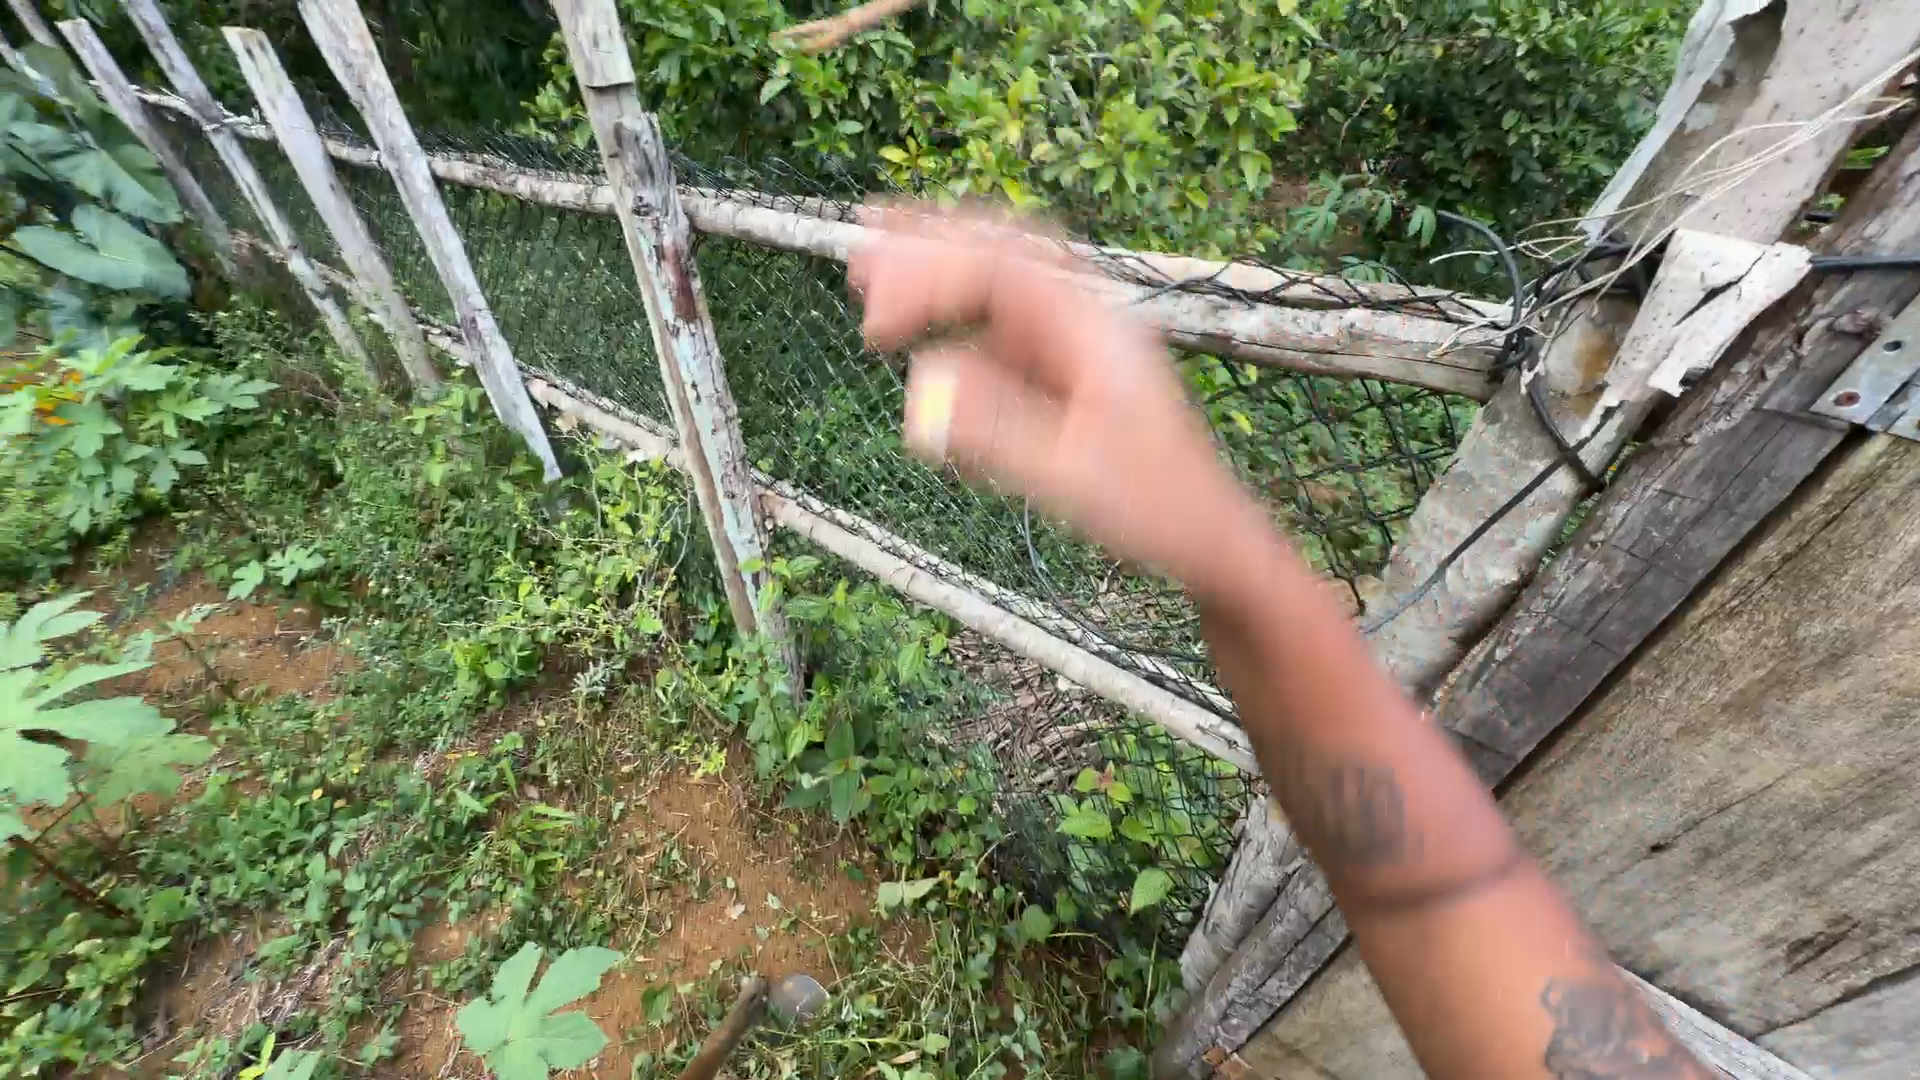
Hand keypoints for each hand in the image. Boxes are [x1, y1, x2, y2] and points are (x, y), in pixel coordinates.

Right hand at [849, 206, 1279, 599]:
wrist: (1205, 535)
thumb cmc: (1156, 507)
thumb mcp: (1071, 475)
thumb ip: (995, 429)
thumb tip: (920, 386)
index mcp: (1095, 330)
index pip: (1001, 271)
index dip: (929, 277)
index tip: (875, 322)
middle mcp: (1083, 323)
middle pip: (1002, 252)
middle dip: (930, 240)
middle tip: (864, 233)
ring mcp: (1073, 347)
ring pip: (998, 287)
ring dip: (939, 271)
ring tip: (878, 267)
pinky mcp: (1062, 377)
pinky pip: (1001, 334)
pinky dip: (957, 322)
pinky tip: (927, 329)